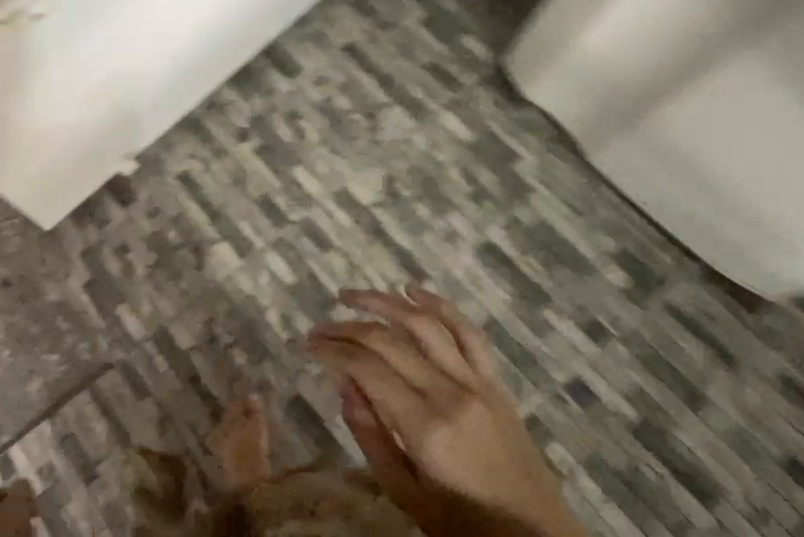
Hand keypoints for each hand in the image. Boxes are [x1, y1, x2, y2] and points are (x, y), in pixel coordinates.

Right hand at [305, 287, 586, 536]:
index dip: (331, 350)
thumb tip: (344, 385)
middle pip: (388, 341)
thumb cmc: (463, 523)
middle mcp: (451, 394)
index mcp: (425, 427)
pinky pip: (468, 332)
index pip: (366, 368)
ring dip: (383, 302)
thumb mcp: (406, 494)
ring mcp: (478, 383)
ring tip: (349, 297)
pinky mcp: (496, 383)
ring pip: (424, 324)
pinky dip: (439, 305)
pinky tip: (412, 290)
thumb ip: (371, 437)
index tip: (307, 346)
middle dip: (344, 328)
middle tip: (316, 330)